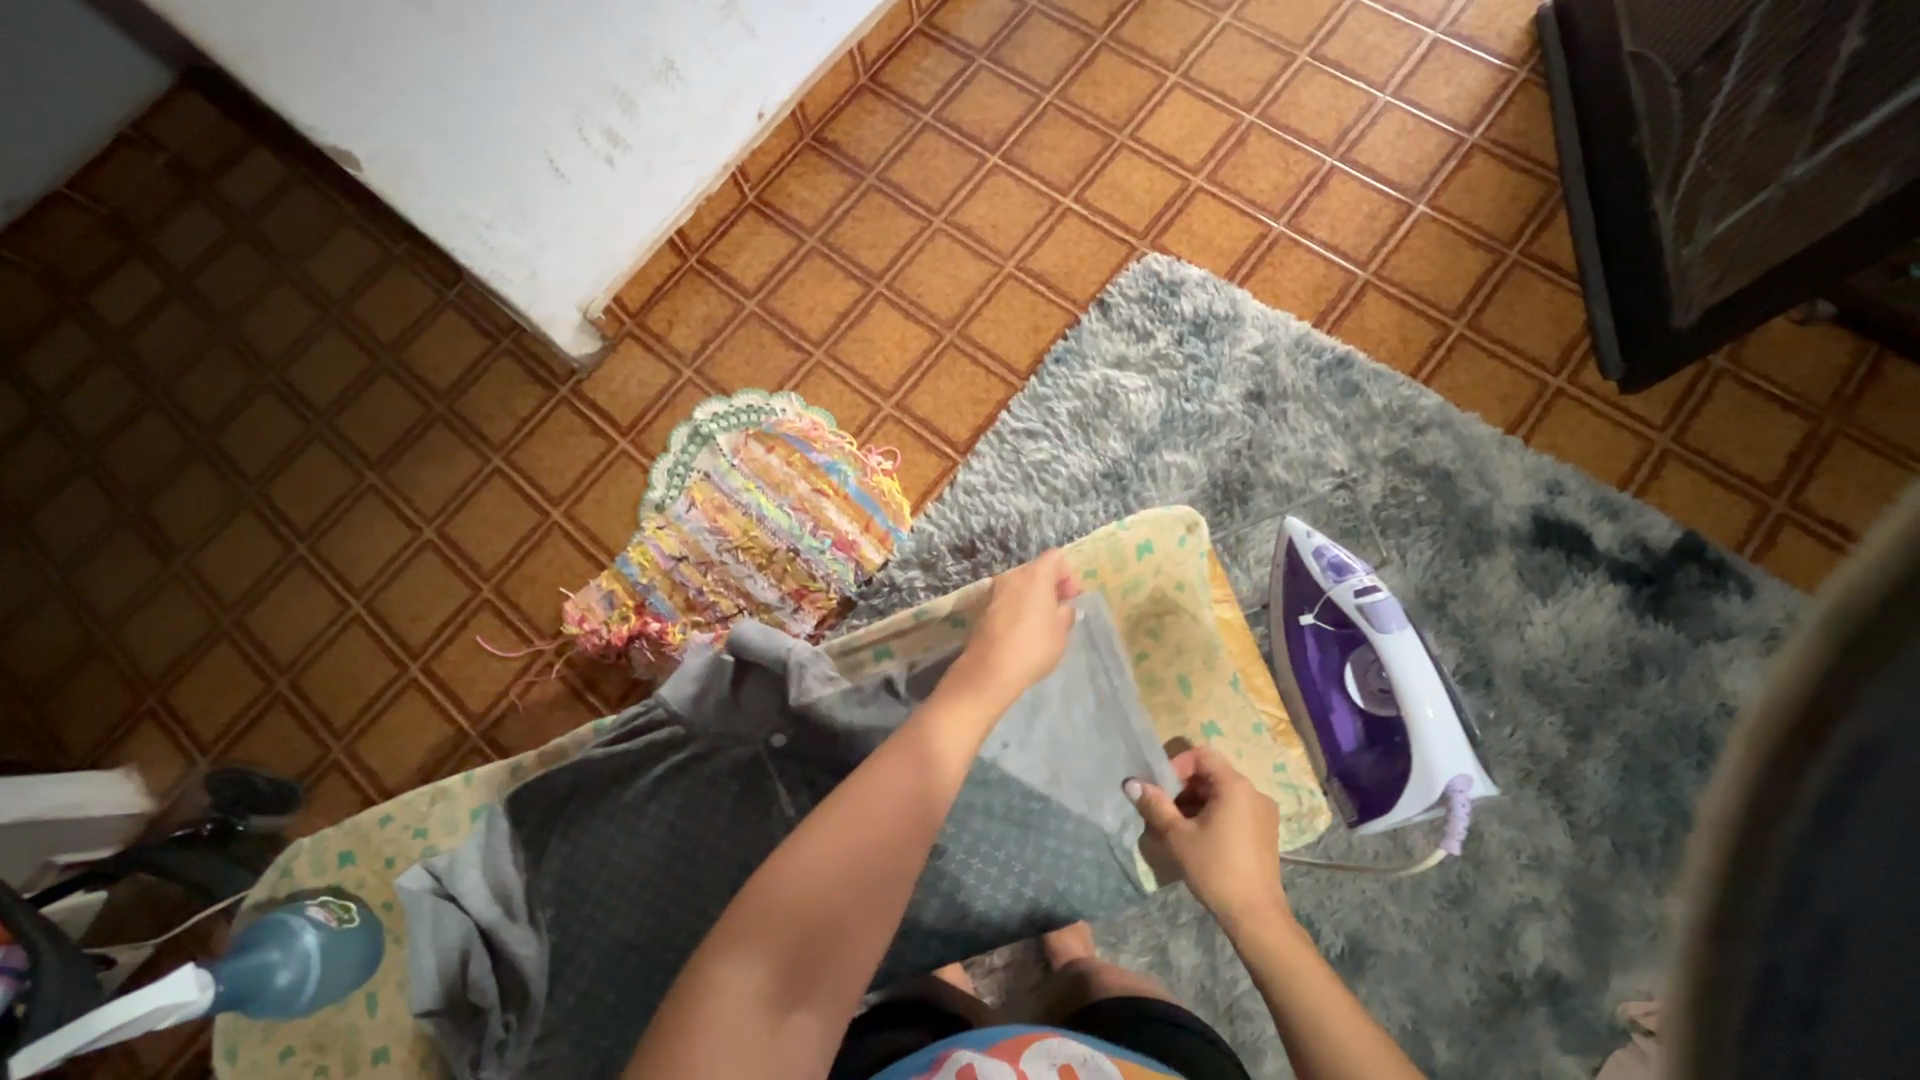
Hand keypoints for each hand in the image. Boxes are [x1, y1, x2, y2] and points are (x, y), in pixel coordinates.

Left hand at [947, 550, 1079, 706]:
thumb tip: (1062, 607)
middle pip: (1036, 570)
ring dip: (1033, 597)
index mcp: (1034, 575)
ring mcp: (993, 591)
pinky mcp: (981, 608)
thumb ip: (1065, 612)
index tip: (1072, 597)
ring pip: (1019, 585)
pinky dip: (1017, 607)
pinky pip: (1006, 600)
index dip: (1068, 574)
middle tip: (1060, 610)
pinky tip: (1022, 630)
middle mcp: (1011, 576)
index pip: (1056, 557)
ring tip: (1041, 622)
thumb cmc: (1033, 647)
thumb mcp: (1061, 632)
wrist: (989, 670)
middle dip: (1050, 585)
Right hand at [1128, 746, 1289, 927]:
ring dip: (1196, 804)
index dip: (1176, 767)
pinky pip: (1234, 810)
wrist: (1256, 915)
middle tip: (1163, 813)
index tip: (1160, 791)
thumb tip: (1132, 783)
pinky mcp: (1266, 831)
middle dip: (1183, 788)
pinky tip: (1199, 840)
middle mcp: (1254, 792)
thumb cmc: (1215, 869)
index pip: (1201, 755)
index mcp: (1235, 786)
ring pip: (1222, 794)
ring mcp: (1263, 813)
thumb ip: (1155, 804)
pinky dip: (1213, 815)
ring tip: (1177, 829)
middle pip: (1212, 774)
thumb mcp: (1178, 836)